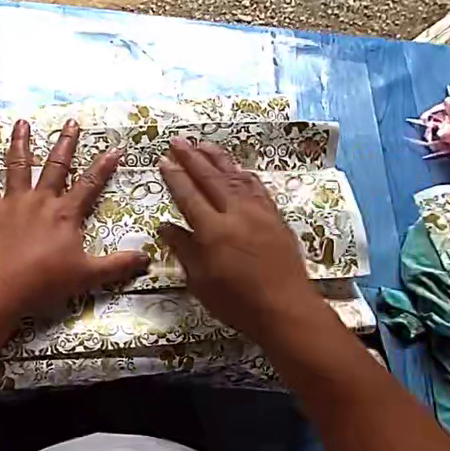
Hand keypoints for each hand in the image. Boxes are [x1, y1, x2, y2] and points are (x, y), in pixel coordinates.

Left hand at [0, 118, 150, 318]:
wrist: (1, 286)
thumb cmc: (45, 281)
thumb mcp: (88, 275)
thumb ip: (118, 265)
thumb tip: (147, 258)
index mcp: (66, 214)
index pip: (90, 184)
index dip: (104, 166)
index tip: (115, 148)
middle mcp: (41, 200)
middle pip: (56, 166)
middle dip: (66, 144)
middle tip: (72, 123)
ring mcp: (13, 202)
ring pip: (18, 166)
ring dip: (21, 143)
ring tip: (22, 123)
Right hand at [157, 138, 328, 341]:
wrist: (286, 309)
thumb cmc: (237, 302)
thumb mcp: (200, 282)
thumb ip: (184, 250)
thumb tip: (166, 226)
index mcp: (213, 231)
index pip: (188, 195)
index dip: (174, 176)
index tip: (163, 161)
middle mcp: (236, 214)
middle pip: (210, 178)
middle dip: (192, 157)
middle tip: (178, 141)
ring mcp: (259, 213)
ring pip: (235, 177)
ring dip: (217, 158)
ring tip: (203, 144)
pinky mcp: (276, 217)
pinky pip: (257, 187)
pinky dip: (243, 174)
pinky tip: (236, 168)